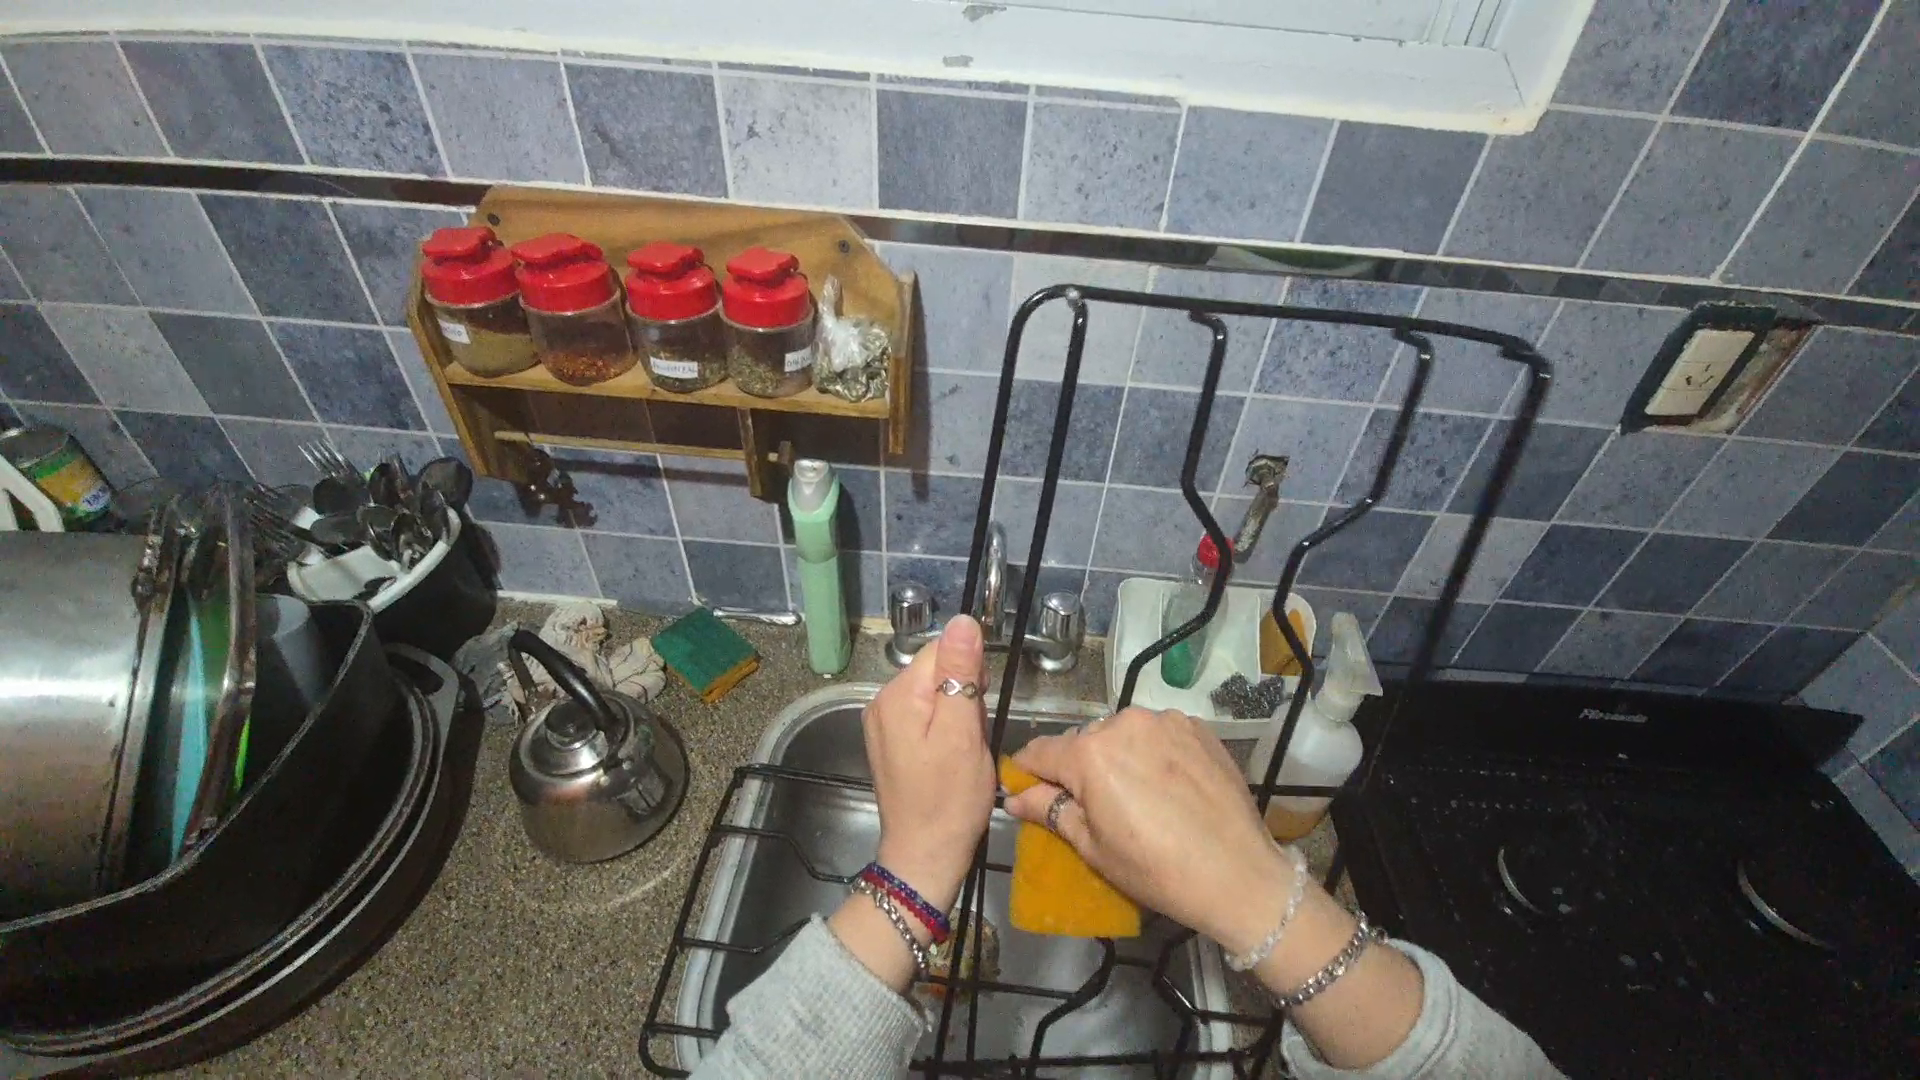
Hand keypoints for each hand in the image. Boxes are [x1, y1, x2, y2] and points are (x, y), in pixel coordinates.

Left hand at [861, 615, 994, 914]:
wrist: (925, 856)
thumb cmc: (950, 798)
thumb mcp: (963, 733)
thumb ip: (960, 674)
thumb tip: (963, 620)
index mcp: (898, 694)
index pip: (942, 650)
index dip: (969, 674)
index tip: (979, 710)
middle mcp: (882, 701)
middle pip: (936, 670)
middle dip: (963, 695)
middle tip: (971, 737)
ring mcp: (883, 722)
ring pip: (934, 693)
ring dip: (956, 714)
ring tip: (962, 750)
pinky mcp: (890, 740)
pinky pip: (924, 715)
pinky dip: (944, 729)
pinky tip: (950, 756)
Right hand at [1003, 707, 1294, 952]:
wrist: (1240, 875)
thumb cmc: (1157, 870)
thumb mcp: (1094, 847)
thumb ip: (1050, 811)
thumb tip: (1013, 797)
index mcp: (1090, 754)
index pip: (1040, 751)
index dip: (1028, 772)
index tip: (1028, 790)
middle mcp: (1123, 723)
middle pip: (1083, 741)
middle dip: (1080, 768)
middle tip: (1097, 806)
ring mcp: (1164, 721)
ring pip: (1122, 733)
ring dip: (1119, 755)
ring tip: (1139, 795)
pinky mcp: (1196, 726)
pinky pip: (1157, 733)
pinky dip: (1153, 752)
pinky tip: (1169, 784)